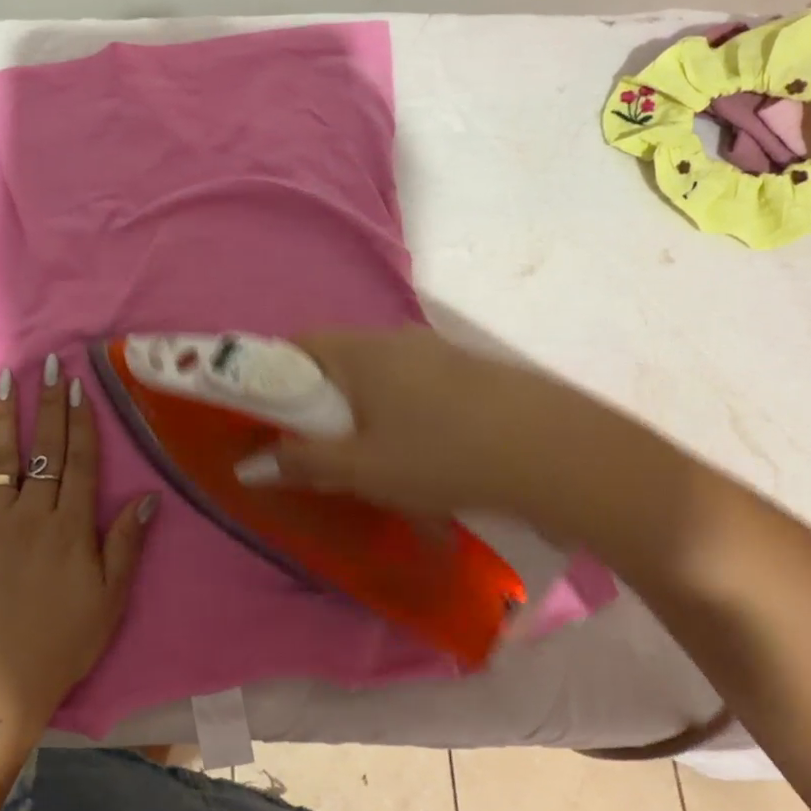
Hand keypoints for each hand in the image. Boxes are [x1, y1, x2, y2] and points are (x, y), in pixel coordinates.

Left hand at [0, 357, 157, 724]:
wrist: (2, 676)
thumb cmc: (65, 639)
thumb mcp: (111, 597)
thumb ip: (126, 543)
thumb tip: (148, 496)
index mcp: (72, 525)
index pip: (79, 460)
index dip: (80, 420)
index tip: (78, 386)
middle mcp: (34, 511)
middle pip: (45, 448)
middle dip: (48, 403)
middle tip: (49, 364)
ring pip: (4, 456)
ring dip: (7, 414)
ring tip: (8, 378)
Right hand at [237, 328, 605, 525]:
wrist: (563, 456)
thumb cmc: (443, 457)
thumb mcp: (362, 470)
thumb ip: (302, 463)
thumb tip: (248, 465)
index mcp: (359, 352)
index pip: (294, 346)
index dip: (270, 377)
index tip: (268, 419)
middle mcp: (395, 340)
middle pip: (337, 363)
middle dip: (320, 406)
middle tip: (321, 452)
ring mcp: (441, 353)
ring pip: (380, 380)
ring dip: (365, 416)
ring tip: (376, 465)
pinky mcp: (475, 374)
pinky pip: (418, 390)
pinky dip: (404, 419)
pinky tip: (426, 460)